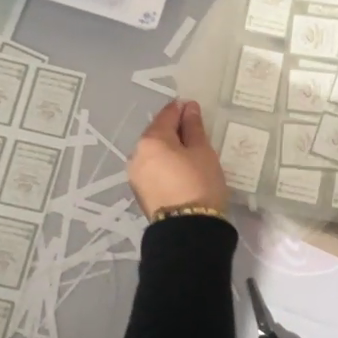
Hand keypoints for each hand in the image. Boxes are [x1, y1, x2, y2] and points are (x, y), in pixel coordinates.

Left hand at [130, 99, 227, 218]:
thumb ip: (194, 127)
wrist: (187, 229)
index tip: (194, 107)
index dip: (181, 109)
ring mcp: (135, 174)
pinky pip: (152, 168)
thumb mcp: (203, 152)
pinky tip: (178, 168)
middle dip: (173, 129)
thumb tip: (189, 108)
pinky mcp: (139, 191)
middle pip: (156, 133)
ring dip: (167, 148)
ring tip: (188, 152)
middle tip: (194, 130)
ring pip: (153, 152)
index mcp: (152, 140)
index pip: (167, 115)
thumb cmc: (200, 183)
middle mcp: (136, 154)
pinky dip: (163, 163)